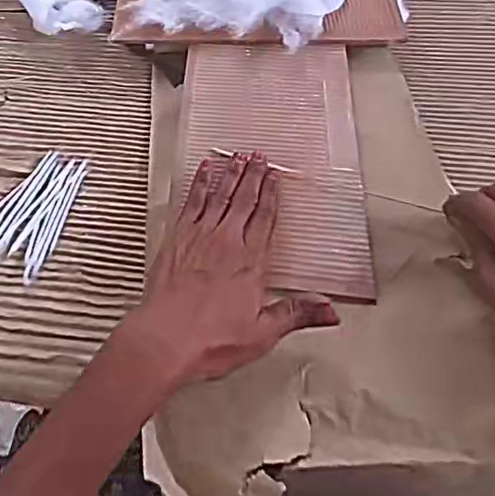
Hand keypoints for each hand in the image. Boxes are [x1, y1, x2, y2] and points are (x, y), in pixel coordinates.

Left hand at [118, 153, 338, 387]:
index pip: (265, 217)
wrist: (166, 339)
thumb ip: (296, 314)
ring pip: (221, 195)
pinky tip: (205, 171)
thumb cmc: (210, 339)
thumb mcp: (262, 333)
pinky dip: (201, 183)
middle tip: (260, 156)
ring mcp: (201, 236)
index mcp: (250, 261)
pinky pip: (193, 201)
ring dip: (231, 173)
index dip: (272, 194)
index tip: (275, 177)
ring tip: (239, 156)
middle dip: (254, 175)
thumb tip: (328, 311)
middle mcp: (228, 241)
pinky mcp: (179, 237)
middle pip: (245, 199)